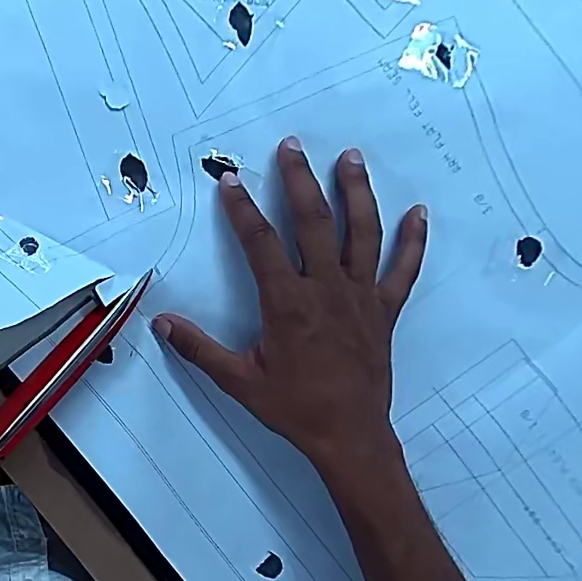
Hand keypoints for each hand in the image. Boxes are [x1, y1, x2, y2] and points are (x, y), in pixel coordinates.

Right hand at [155, 138, 425, 483]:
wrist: (347, 434)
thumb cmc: (292, 407)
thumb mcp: (237, 380)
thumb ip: (198, 348)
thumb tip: (162, 324)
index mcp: (287, 303)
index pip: (261, 244)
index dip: (242, 210)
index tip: (231, 181)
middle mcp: (326, 290)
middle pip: (314, 222)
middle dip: (299, 181)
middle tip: (291, 147)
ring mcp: (360, 297)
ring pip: (362, 234)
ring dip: (356, 193)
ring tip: (349, 158)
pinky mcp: (384, 312)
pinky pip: (402, 270)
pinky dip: (413, 241)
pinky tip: (419, 212)